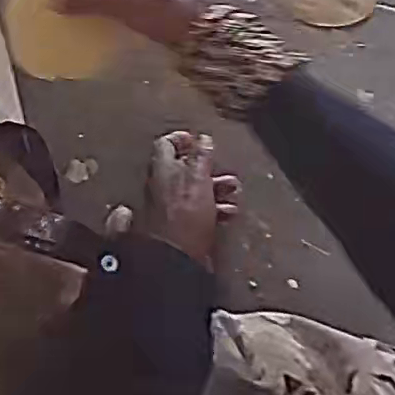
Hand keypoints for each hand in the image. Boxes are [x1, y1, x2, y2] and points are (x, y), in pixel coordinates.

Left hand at [142, 131, 240, 267]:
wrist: (176, 256)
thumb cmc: (186, 214)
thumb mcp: (199, 179)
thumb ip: (201, 157)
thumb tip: (203, 138)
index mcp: (161, 168)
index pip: (166, 143)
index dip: (182, 139)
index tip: (198, 141)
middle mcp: (160, 183)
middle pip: (183, 167)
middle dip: (208, 169)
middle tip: (226, 172)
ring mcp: (167, 205)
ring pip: (192, 189)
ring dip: (215, 188)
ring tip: (234, 192)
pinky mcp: (177, 224)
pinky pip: (195, 209)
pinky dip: (212, 207)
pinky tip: (228, 213)